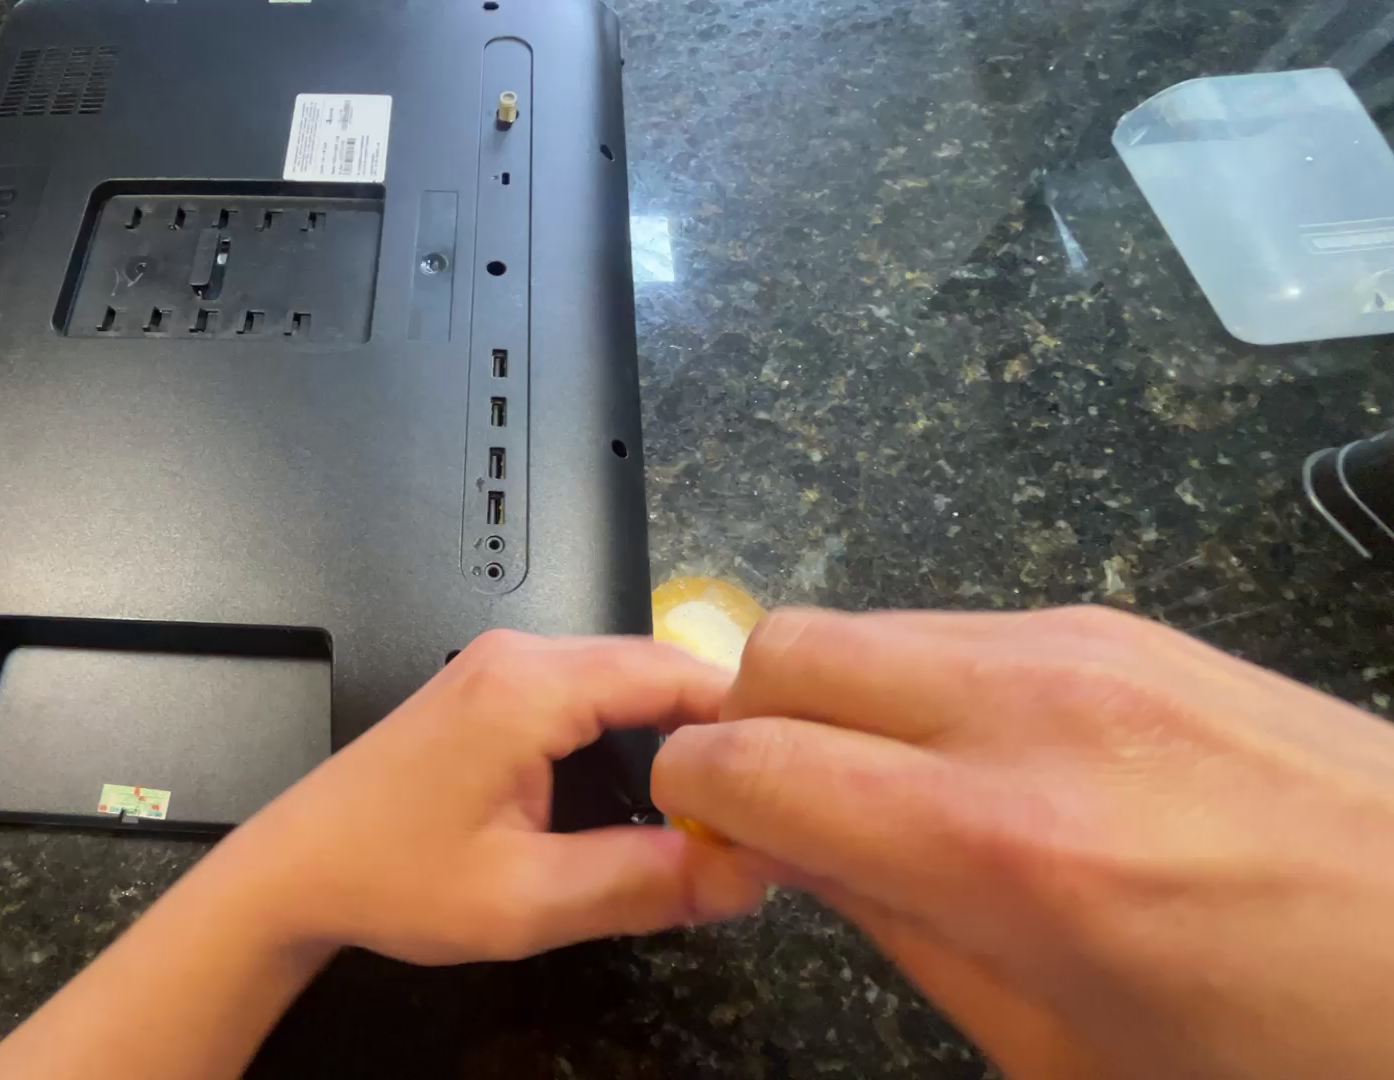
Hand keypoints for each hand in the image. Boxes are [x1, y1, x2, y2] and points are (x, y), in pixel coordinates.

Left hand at [206, 631, 769, 963]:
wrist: (298, 864)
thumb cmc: (395, 877)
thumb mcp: (527, 900)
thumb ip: (644, 882)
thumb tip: (745, 871)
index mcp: (528, 686)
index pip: (667, 670)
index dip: (740, 710)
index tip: (795, 762)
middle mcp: (514, 653)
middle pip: (645, 664)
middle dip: (711, 720)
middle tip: (767, 787)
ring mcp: (494, 663)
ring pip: (614, 674)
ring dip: (669, 722)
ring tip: (719, 789)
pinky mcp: (484, 685)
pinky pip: (578, 687)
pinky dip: (624, 722)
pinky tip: (644, 773)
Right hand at [653, 606, 1393, 1079]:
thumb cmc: (1284, 1064)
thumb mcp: (1050, 1043)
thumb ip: (874, 912)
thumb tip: (764, 836)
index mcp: (1010, 849)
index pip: (750, 761)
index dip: (690, 786)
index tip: (700, 820)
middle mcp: (1029, 709)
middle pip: (781, 648)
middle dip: (741, 718)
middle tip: (776, 794)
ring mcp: (1076, 643)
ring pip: (848, 627)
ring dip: (819, 699)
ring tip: (872, 777)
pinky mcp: (1108, 621)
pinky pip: (932, 629)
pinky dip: (897, 685)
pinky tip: (961, 752)